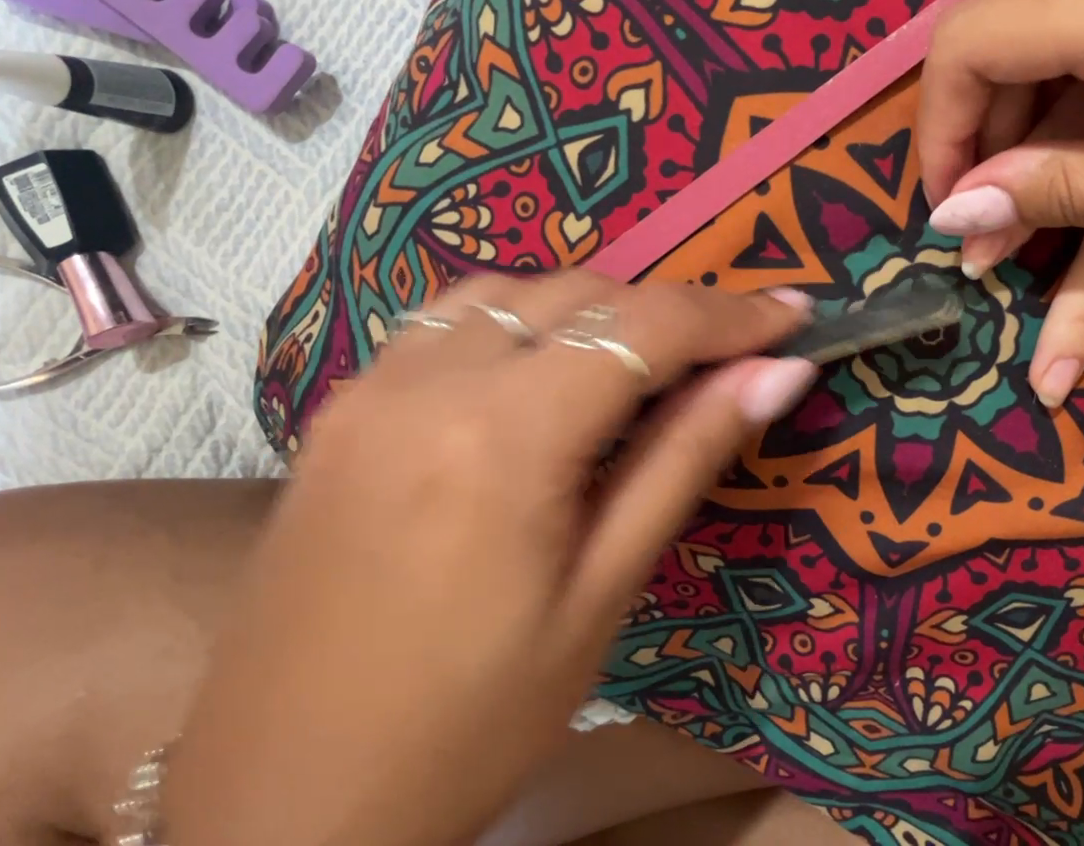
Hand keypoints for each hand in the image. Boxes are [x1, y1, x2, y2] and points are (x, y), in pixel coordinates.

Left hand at [161, 273, 816, 845]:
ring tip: (646, 361)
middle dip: (671, 310)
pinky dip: (519, 319)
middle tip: (734, 353)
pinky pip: (446, 322)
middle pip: (582, 293)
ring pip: (511, 289)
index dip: (733, 313)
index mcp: (504, 436)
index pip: (645, 329)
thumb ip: (686, 458)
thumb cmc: (475, 719)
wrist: (286, 801)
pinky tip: (545, 370)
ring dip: (594, 306)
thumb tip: (778, 374)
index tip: (797, 314)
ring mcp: (371, 388)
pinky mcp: (341, 410)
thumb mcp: (604, 591)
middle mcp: (430, 382)